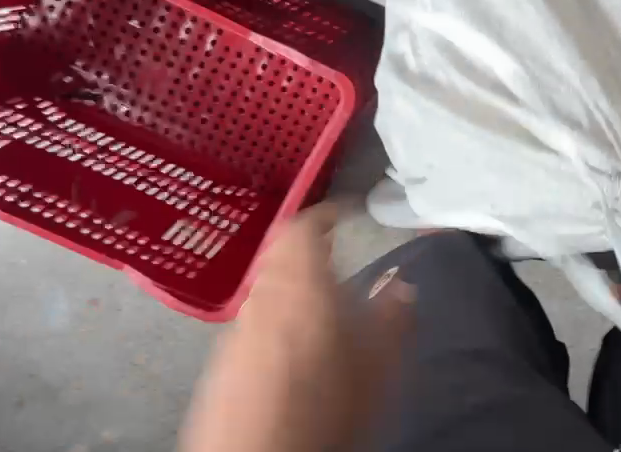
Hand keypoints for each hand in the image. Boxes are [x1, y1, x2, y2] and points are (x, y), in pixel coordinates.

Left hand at [180, 203, 412, 451]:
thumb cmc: (326, 406)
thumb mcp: (379, 361)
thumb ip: (394, 314)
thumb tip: (402, 282)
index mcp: (301, 284)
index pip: (301, 227)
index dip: (323, 213)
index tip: (345, 213)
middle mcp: (262, 300)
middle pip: (279, 257)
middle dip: (308, 250)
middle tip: (335, 252)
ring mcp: (235, 335)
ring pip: (265, 290)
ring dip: (290, 284)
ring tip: (319, 300)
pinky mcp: (219, 370)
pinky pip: (252, 324)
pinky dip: (274, 318)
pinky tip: (292, 348)